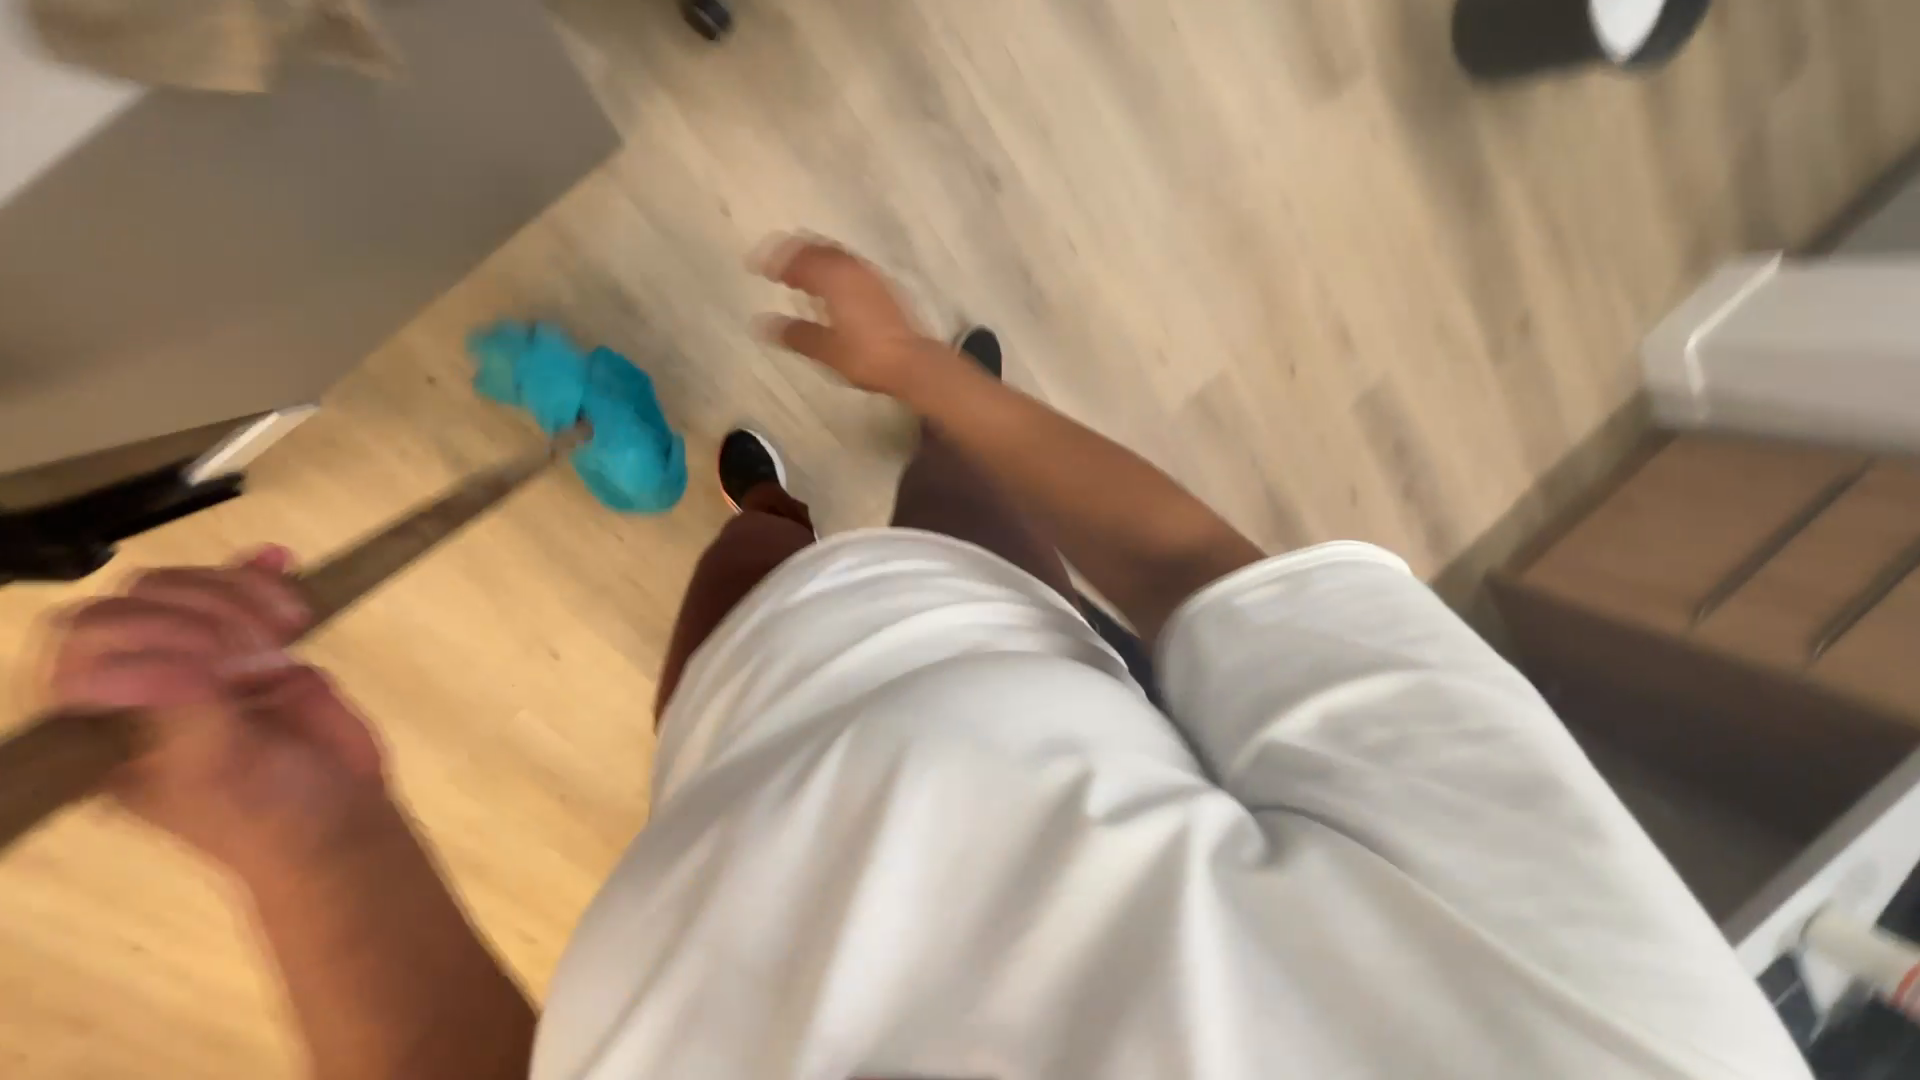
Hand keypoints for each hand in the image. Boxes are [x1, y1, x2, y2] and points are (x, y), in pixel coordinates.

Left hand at [44, 547, 387, 878]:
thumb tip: (156, 662)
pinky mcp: (257, 646)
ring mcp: (201, 659)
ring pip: (186, 587)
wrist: (339, 816)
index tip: (219, 672)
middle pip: (134, 602)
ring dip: (242, 596)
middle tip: (258, 658)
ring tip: (285, 634)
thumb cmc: (263, 811)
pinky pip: (243, 589)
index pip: (85, 641)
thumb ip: (180, 711)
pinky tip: (283, 562)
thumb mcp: (211, 771)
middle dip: (206, 616)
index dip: (151, 636)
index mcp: (100, 717)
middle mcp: (139, 680)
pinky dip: (260, 571)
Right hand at [751, 233, 957, 399]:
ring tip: (800, 276)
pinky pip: (851, 266)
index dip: (774, 260)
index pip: (797, 259)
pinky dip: (834, 269)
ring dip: (815, 260)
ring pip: (837, 255)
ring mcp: (872, 275)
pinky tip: (831, 289)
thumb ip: (796, 334)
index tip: (756, 266)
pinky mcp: (885, 287)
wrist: (913, 362)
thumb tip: (762, 325)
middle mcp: (853, 268)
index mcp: (834, 278)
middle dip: (794, 254)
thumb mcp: (826, 350)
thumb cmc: (866, 356)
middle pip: (818, 249)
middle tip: (776, 266)